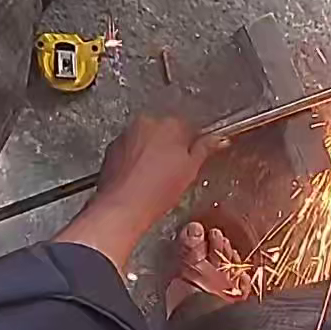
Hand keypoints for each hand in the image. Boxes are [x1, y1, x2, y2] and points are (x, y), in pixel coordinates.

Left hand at [56, 114, 219, 273]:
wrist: (122, 206)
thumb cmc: (156, 191)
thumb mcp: (190, 170)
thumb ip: (205, 149)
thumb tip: (217, 139)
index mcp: (169, 124)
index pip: (189, 127)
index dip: (192, 145)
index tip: (192, 159)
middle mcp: (146, 123)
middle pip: (165, 131)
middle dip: (171, 147)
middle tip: (175, 172)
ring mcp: (127, 134)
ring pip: (146, 140)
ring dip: (152, 153)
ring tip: (156, 178)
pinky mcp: (113, 148)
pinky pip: (130, 150)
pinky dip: (135, 160)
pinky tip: (140, 179)